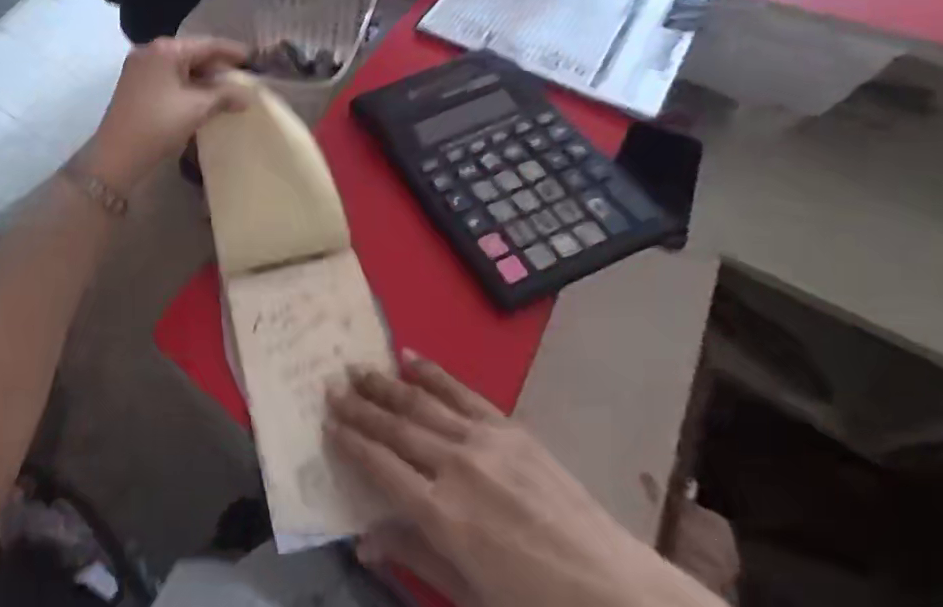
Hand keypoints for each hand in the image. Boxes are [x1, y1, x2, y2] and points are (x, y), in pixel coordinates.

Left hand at [81, 38, 248, 190]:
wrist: (116, 156)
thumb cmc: (158, 126)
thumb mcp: (197, 109)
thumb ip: (225, 96)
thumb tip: (247, 96)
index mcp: (165, 50)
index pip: (207, 44)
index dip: (232, 51)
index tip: (253, 57)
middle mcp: (150, 51)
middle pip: (192, 52)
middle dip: (217, 65)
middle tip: (242, 77)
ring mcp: (139, 67)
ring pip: (180, 66)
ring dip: (203, 77)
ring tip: (226, 89)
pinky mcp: (134, 84)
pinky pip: (168, 76)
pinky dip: (187, 84)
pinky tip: (202, 96)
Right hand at [329, 353, 718, 606]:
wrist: (616, 593)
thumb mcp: (469, 595)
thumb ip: (414, 557)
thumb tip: (363, 538)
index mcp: (442, 516)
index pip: (380, 467)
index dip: (350, 442)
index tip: (326, 422)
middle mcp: (456, 468)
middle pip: (395, 429)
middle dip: (358, 406)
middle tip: (329, 386)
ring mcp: (485, 443)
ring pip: (421, 404)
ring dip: (384, 384)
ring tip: (356, 367)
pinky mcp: (511, 430)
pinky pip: (462, 393)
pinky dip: (432, 373)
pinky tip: (409, 358)